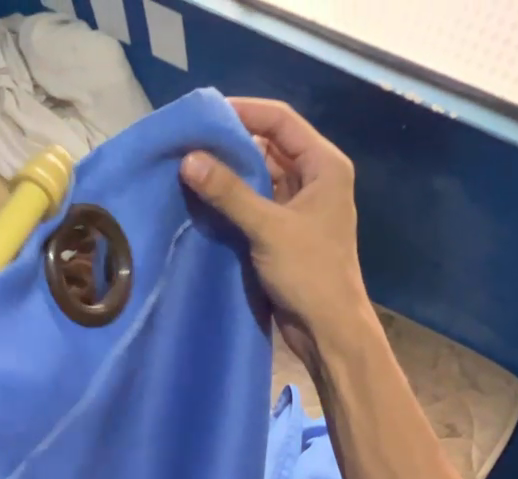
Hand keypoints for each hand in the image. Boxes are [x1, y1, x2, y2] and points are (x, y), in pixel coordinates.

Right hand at [180, 99, 368, 358]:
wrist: (328, 328)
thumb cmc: (309, 273)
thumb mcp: (267, 228)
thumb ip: (229, 193)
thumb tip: (189, 159)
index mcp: (324, 166)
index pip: (281, 121)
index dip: (244, 112)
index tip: (204, 114)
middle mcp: (314, 180)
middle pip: (269, 147)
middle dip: (231, 145)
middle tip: (189, 144)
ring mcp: (299, 208)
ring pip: (260, 178)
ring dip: (229, 175)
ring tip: (189, 170)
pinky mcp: (284, 234)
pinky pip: (255, 206)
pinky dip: (232, 203)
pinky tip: (203, 203)